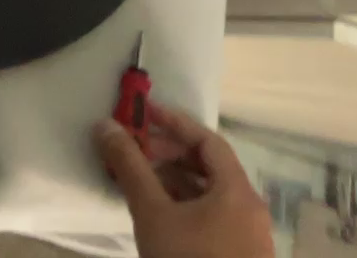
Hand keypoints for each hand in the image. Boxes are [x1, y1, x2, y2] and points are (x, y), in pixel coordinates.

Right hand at [94, 103, 272, 257]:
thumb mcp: (151, 210)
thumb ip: (129, 164)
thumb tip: (106, 124)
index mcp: (238, 194)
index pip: (209, 141)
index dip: (175, 122)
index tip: (142, 112)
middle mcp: (250, 210)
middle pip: (211, 164)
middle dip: (170, 149)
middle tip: (136, 146)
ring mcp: (248, 235)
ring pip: (210, 189)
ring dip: (174, 174)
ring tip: (140, 176)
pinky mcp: (239, 254)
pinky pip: (213, 211)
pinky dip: (184, 198)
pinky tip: (157, 206)